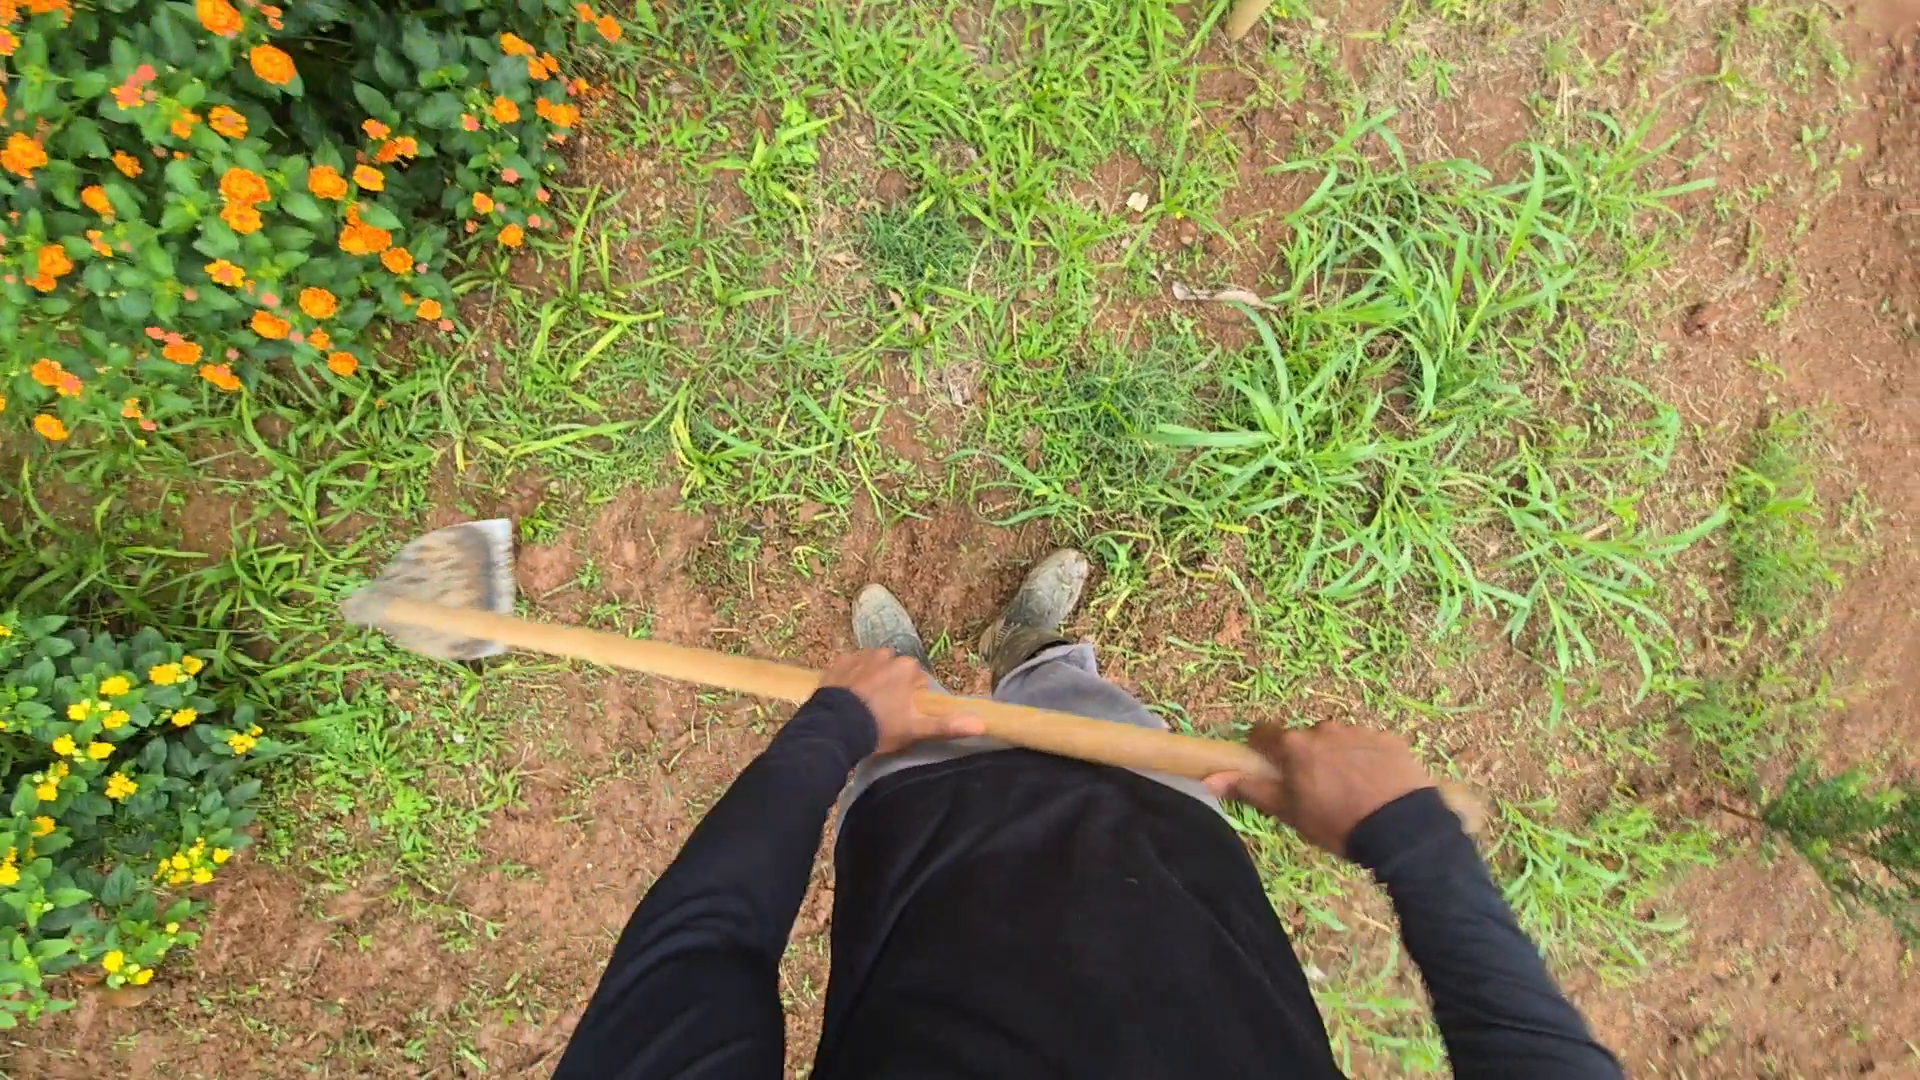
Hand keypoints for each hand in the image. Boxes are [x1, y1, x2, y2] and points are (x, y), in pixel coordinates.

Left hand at [819, 649, 983, 754]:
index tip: (903, 715)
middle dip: (892, 686)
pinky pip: (850, 667)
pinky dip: (851, 678)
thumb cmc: (881, 726)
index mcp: (907, 667)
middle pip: (895, 670)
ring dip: (872, 680)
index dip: (912, 697)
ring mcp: (860, 656)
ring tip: (864, 706)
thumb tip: (982, 723)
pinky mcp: (838, 662)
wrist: (835, 727)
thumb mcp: (917, 729)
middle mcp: (886, 654)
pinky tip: (847, 697)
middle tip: (883, 712)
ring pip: (873, 666)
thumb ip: (948, 725)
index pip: (917, 679)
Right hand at [1202, 721, 1434, 857]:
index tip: (1270, 767)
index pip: (1264, 733)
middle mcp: (1323, 729)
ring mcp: (1359, 732)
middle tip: (1318, 789)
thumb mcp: (1288, 812)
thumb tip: (1208, 779)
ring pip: (1338, 740)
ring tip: (1353, 791)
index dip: (1263, 749)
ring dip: (1338, 757)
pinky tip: (1377, 787)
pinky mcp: (1389, 740)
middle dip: (1306, 757)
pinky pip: (1370, 745)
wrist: (1405, 832)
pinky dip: (1368, 760)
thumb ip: (1249, 790)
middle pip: (1304, 738)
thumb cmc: (1337, 822)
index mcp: (1294, 745)